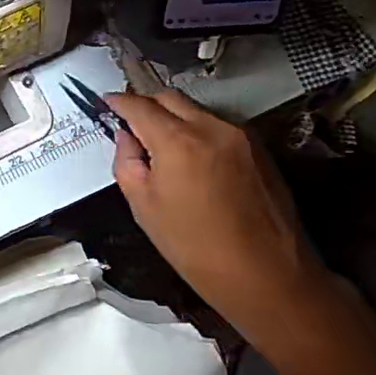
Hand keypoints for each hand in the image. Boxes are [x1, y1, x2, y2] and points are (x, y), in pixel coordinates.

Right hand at [107, 89, 330, 339]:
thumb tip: (127, 138)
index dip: (119, 101)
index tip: (107, 103)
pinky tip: (193, 160)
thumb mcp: (144, 207)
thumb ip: (127, 162)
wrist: (268, 276)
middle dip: (147, 104)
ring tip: (162, 145)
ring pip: (197, 110)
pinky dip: (198, 132)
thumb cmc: (196, 248)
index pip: (140, 105)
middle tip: (131, 123)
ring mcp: (241, 136)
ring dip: (174, 117)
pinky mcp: (260, 149)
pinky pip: (219, 127)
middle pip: (170, 98)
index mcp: (178, 141)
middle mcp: (212, 128)